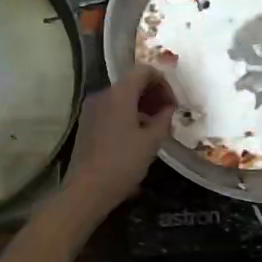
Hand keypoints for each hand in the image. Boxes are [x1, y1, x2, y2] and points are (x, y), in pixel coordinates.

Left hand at [61, 64, 175, 216]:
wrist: (86, 190)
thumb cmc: (123, 163)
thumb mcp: (151, 142)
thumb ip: (163, 119)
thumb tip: (168, 108)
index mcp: (119, 94)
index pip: (144, 71)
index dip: (163, 82)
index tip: (175, 102)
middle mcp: (102, 95)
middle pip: (131, 83)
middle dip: (153, 93)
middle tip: (169, 113)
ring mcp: (91, 109)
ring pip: (121, 97)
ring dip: (141, 105)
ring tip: (156, 126)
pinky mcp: (87, 124)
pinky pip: (112, 110)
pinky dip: (128, 114)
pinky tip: (138, 134)